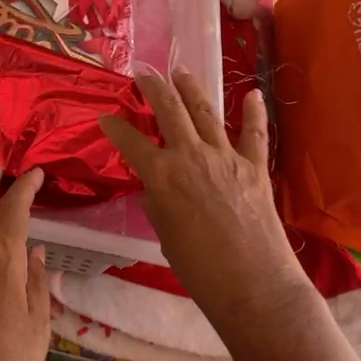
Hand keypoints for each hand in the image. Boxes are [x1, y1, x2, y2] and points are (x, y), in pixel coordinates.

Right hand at [100, 71, 306, 319]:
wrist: (255, 289)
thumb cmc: (201, 272)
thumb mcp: (165, 236)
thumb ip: (158, 204)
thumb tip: (156, 188)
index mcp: (162, 175)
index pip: (130, 140)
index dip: (114, 127)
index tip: (105, 117)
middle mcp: (191, 156)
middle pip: (169, 109)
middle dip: (153, 88)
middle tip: (143, 75)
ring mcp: (226, 157)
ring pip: (206, 110)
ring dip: (191, 88)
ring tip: (181, 72)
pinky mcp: (255, 167)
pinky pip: (255, 133)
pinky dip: (254, 111)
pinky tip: (253, 92)